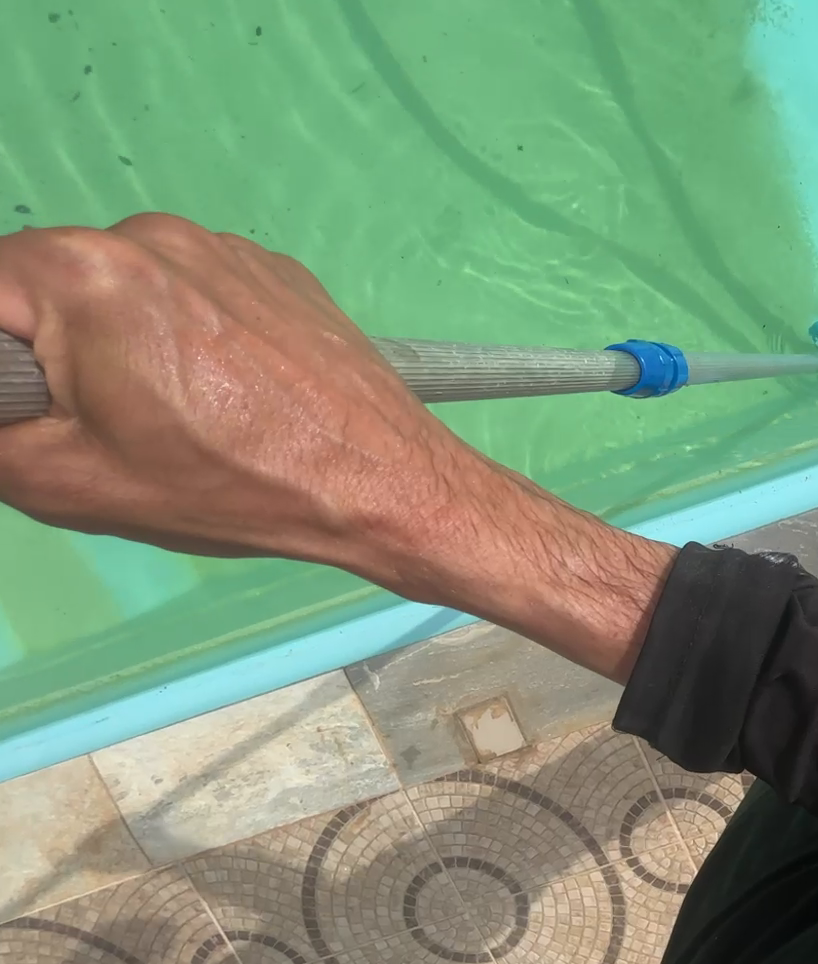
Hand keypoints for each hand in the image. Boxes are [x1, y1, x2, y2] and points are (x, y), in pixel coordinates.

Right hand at [0, 214, 672, 679]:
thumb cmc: (247, 487)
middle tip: (132, 420)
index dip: (6, 367)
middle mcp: (157, 238)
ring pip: (132, 294)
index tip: (49, 408)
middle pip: (51, 290)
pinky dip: (205, 337)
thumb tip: (3, 379)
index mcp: (80, 270)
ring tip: (203, 414)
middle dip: (65, 352)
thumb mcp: (54, 473)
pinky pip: (206, 298)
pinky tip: (247, 394)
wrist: (394, 488)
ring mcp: (234, 255)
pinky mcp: (288, 278)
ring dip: (137, 345)